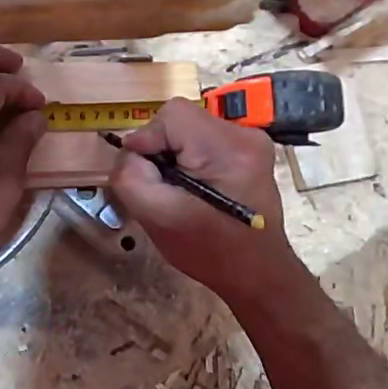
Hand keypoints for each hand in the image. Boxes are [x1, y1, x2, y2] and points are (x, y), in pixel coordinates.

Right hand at [110, 97, 309, 304]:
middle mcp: (245, 134)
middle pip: (180, 119)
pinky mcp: (248, 149)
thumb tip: (131, 149)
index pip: (171, 115)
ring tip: (180, 190)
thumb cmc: (208, 251)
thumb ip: (131, 175)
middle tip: (165, 187)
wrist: (256, 273)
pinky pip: (202, 139)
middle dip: (162, 149)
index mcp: (229, 147)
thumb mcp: (156, 218)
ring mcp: (251, 140)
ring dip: (174, 154)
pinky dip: (189, 158)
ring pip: (189, 128)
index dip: (148, 141)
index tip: (150, 176)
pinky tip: (195, 187)